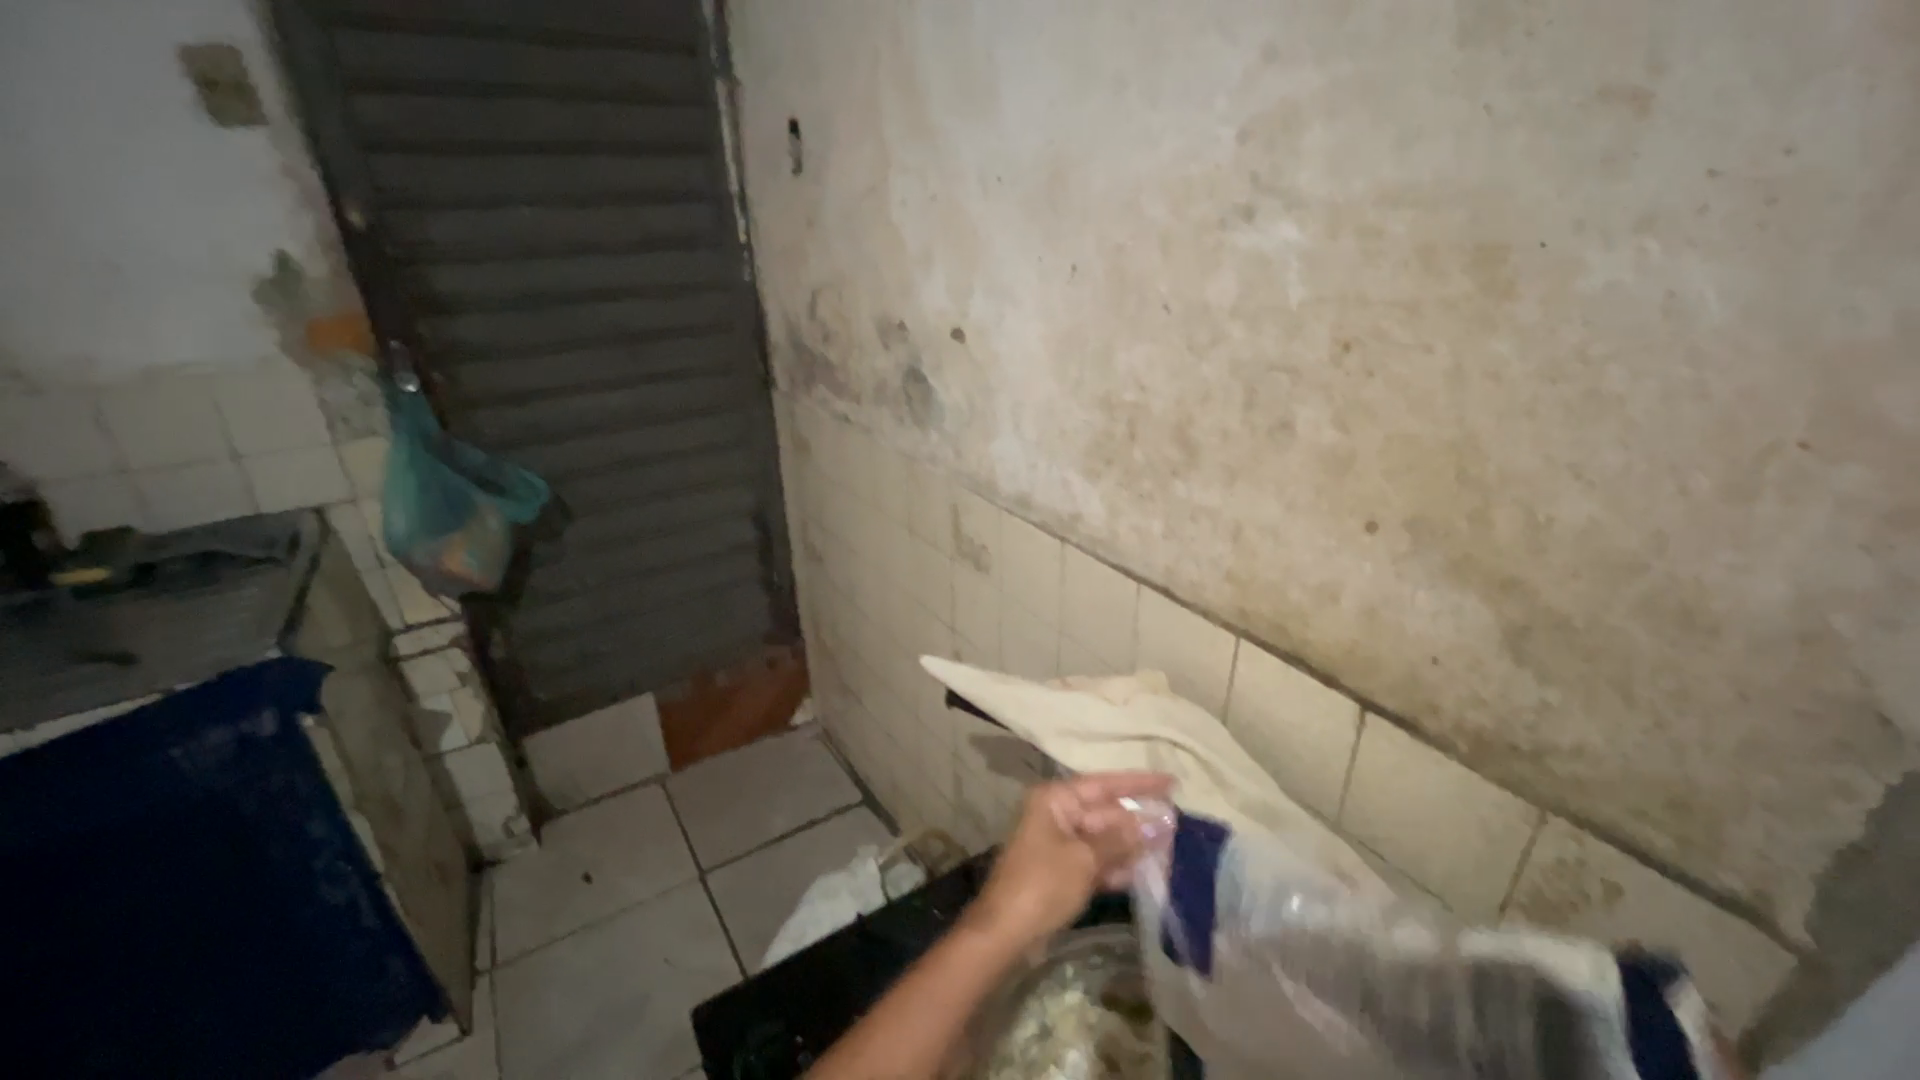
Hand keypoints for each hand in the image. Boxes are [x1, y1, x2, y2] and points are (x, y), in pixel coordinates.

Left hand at [963, 771, 1174, 950]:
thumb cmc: (1042, 884)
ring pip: (1104, 838)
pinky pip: (1097, 861)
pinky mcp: (1064, 873)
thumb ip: (1121, 840)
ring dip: (1133, 844)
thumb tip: (1157, 824)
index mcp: (1055, 800)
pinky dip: (1119, 865)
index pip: (1103, 784)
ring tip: (1172, 846)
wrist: (1006, 932)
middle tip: (1178, 823)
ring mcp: (1059, 845)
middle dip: (1139, 819)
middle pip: (1106, 811)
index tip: (1171, 782)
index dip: (1138, 783)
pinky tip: (1147, 871)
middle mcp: (1057, 816)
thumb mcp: (1085, 859)